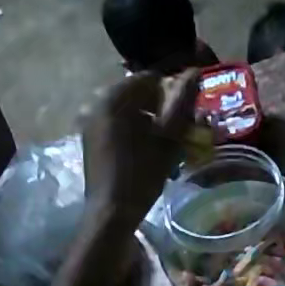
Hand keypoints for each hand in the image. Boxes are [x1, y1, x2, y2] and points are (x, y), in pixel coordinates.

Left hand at [79, 70, 201, 226]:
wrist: (111, 211)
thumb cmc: (142, 175)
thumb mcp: (168, 140)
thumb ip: (182, 106)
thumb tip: (194, 74)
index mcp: (114, 98)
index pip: (149, 79)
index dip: (171, 92)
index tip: (186, 111)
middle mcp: (96, 103)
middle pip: (135, 93)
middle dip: (158, 106)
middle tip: (178, 127)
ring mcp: (90, 121)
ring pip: (126, 110)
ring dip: (147, 119)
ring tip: (164, 141)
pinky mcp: (90, 139)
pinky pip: (116, 124)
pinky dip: (133, 130)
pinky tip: (146, 150)